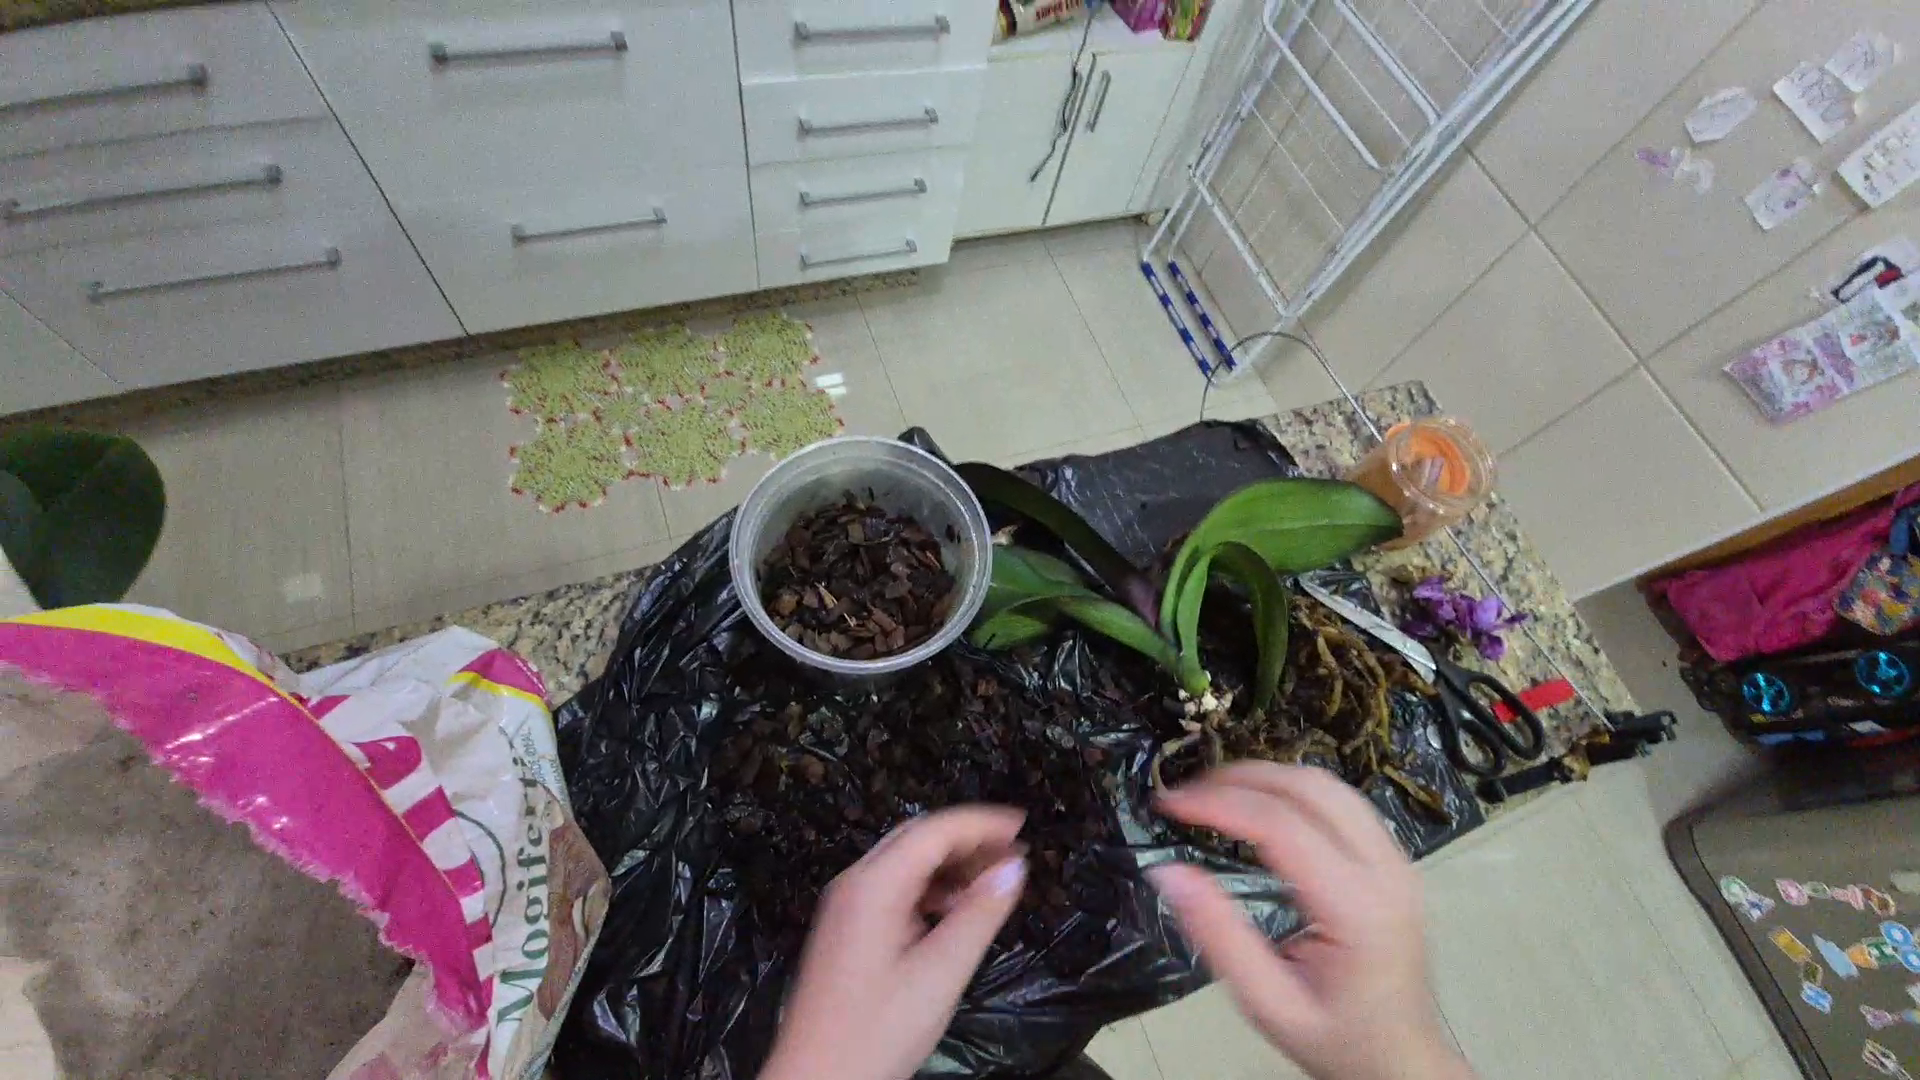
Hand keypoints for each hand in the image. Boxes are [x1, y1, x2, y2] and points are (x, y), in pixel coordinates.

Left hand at [762, 806, 1027, 1079]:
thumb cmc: (877, 1032)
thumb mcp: (939, 975)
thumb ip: (978, 916)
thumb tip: (1014, 868)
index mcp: (875, 883)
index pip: (935, 830)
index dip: (981, 824)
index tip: (1022, 826)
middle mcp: (856, 881)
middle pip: (918, 837)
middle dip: (967, 840)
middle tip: (1012, 853)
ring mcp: (847, 903)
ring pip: (906, 860)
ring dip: (950, 864)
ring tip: (991, 883)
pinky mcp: (848, 926)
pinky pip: (894, 887)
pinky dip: (930, 888)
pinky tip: (955, 912)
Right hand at [1147, 763, 1472, 1079]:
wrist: (1405, 1064)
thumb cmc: (1335, 1038)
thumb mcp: (1267, 1003)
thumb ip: (1218, 936)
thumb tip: (1166, 871)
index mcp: (1357, 908)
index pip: (1281, 826)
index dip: (1219, 802)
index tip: (1169, 803)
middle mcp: (1386, 871)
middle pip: (1307, 788)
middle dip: (1238, 778)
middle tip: (1187, 794)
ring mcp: (1397, 858)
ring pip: (1325, 783)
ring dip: (1264, 776)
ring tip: (1214, 793)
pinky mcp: (1392, 856)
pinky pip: (1338, 797)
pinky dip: (1288, 787)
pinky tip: (1257, 804)